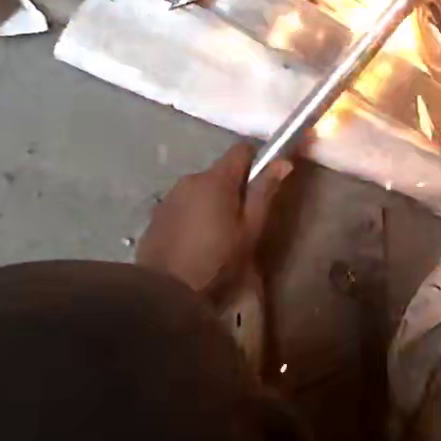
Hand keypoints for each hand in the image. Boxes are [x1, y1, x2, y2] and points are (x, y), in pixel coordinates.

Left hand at [137, 144, 291, 293]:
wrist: (165, 291)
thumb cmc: (216, 261)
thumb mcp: (249, 230)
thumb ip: (264, 192)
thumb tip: (283, 162)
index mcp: (217, 179)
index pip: (241, 150)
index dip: (257, 159)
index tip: (264, 181)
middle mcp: (191, 178)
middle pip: (221, 171)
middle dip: (234, 187)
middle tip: (243, 219)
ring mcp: (170, 195)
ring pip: (201, 188)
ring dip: (213, 201)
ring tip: (218, 234)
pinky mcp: (157, 214)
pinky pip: (184, 204)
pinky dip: (194, 214)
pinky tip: (196, 241)